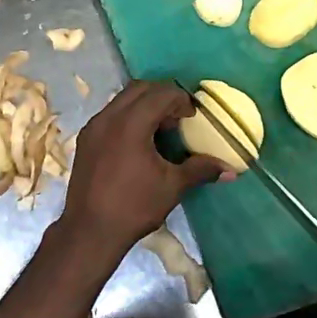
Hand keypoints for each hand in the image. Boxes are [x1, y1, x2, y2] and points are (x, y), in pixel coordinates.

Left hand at [59, 81, 227, 251]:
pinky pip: (109, 114)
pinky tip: (139, 141)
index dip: (180, 100)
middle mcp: (107, 117)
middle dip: (162, 96)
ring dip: (143, 105)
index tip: (193, 116)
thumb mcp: (172, 186)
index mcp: (129, 124)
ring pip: (121, 100)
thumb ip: (200, 169)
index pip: (159, 94)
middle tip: (179, 117)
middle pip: (138, 89)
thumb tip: (231, 169)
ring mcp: (93, 127)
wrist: (90, 228)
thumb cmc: (134, 206)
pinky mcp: (85, 138)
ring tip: (161, 129)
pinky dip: (127, 116)